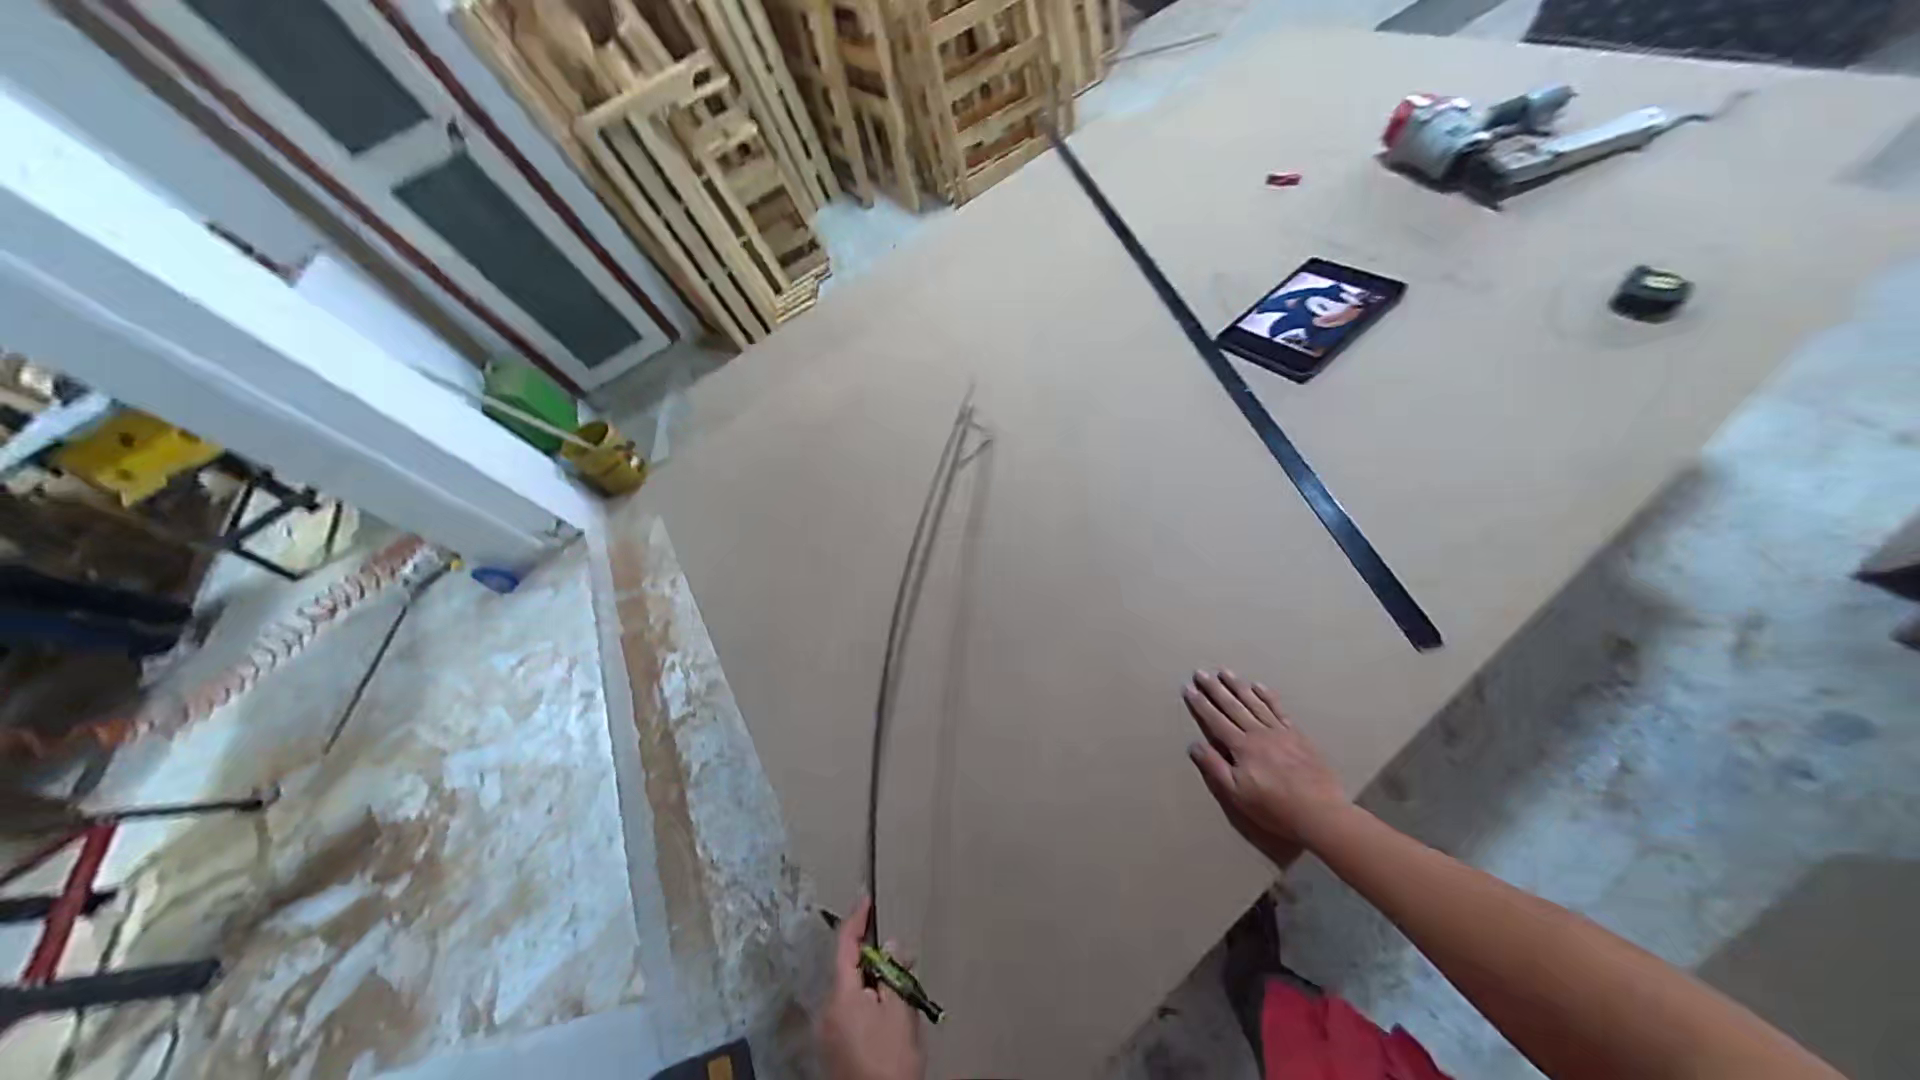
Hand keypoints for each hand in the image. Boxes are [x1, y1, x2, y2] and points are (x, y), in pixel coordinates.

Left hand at [818, 894, 924, 1079]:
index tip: (866, 898)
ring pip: (849, 989)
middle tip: (895, 954)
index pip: (844, 945)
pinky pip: (848, 1009)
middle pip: (847, 968)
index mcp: (839, 996)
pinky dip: (865, 1000)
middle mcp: (825, 1010)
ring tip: (896, 986)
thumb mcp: (900, 1012)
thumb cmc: (891, 1061)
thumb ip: (894, 974)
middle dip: (870, 957)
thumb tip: (892, 946)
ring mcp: (825, 1031)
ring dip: (870, 981)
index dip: (856, 919)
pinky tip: (885, 1010)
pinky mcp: (831, 1047)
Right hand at [1182, 669, 1352, 863]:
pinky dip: (1267, 696)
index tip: (1189, 688)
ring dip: (1238, 686)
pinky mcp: (1297, 735)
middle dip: (1215, 689)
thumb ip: (1215, 767)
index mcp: (1242, 747)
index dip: (1201, 704)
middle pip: (1232, 706)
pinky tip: (1258, 687)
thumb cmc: (1274, 807)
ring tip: (1225, 672)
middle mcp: (1259, 733)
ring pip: (1254, 703)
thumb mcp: (1237, 794)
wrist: (1321, 812)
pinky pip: (1278, 709)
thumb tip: (1194, 745)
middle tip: (1201, 673)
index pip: (1215, 720)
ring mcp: (1280, 732)